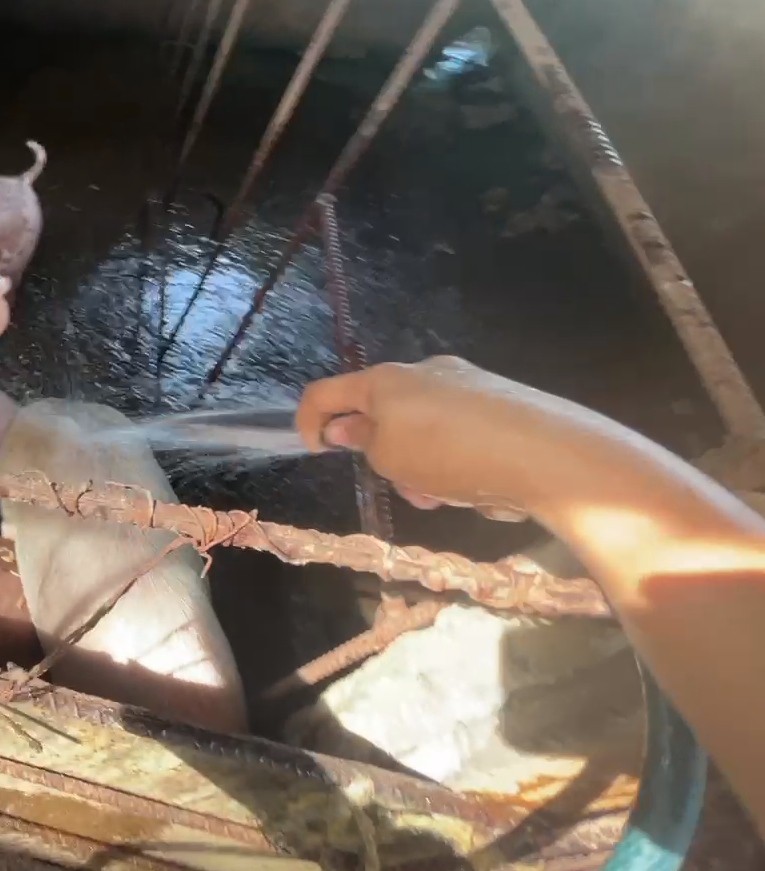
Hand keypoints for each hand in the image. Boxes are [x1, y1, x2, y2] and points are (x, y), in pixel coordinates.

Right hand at [296, 356, 613, 516]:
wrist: (563, 460)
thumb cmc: (452, 454)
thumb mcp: (388, 459)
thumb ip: (362, 443)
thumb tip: (352, 429)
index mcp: (385, 380)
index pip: (324, 393)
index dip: (308, 422)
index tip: (319, 454)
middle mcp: (427, 373)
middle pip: (383, 414)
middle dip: (385, 453)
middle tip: (403, 487)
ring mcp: (474, 386)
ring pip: (426, 430)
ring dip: (425, 465)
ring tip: (451, 497)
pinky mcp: (512, 404)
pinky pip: (467, 436)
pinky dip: (465, 463)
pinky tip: (489, 489)